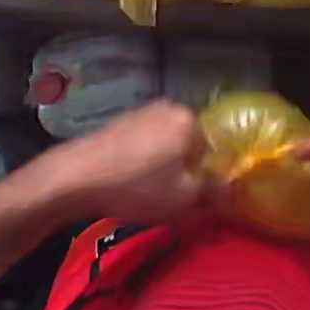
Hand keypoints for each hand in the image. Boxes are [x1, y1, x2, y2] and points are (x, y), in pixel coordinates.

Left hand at [26, 100, 213, 222]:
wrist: (76, 176)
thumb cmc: (137, 186)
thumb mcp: (185, 199)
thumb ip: (215, 192)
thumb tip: (234, 187)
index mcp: (190, 120)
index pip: (214, 151)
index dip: (206, 180)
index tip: (194, 201)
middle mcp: (169, 108)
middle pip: (189, 146)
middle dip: (184, 173)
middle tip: (170, 201)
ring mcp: (142, 112)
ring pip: (166, 146)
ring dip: (162, 169)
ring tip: (146, 195)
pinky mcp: (120, 122)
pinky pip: (144, 145)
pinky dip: (142, 163)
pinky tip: (128, 182)